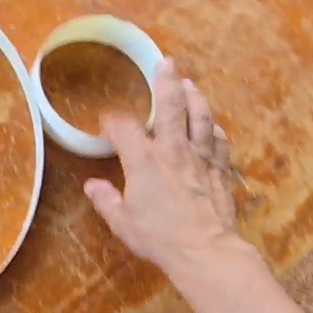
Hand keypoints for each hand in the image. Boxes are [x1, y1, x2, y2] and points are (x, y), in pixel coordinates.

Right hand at [84, 58, 248, 279]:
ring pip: (200, 118)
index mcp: (143, 160)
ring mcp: (200, 158)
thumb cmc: (158, 236)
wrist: (204, 249)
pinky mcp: (220, 170)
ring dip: (195, 98)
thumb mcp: (122, 222)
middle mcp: (172, 150)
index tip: (106, 120)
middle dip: (166, 82)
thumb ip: (106, 200)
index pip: (124, 128)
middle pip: (170, 107)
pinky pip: (219, 143)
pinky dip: (215, 131)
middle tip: (166, 62)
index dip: (112, 120)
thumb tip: (92, 186)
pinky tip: (214, 126)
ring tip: (191, 85)